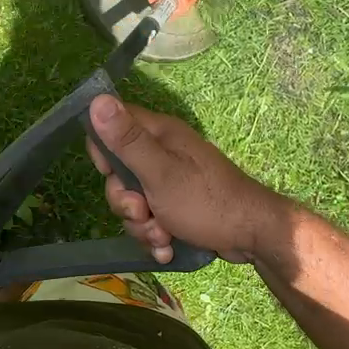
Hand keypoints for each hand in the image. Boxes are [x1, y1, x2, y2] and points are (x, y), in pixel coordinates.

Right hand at [85, 95, 287, 263]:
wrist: (251, 236)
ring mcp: (172, 183)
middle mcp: (164, 155)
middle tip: (145, 212)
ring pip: (135, 205)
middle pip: (119, 175)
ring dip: (144, 227)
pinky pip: (152, 222)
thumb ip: (127, 141)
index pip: (113, 126)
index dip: (103, 151)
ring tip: (164, 236)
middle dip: (127, 203)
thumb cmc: (206, 201)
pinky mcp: (178, 209)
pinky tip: (169, 249)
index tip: (110, 173)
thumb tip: (96, 99)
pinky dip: (157, 238)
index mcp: (160, 135)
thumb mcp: (160, 172)